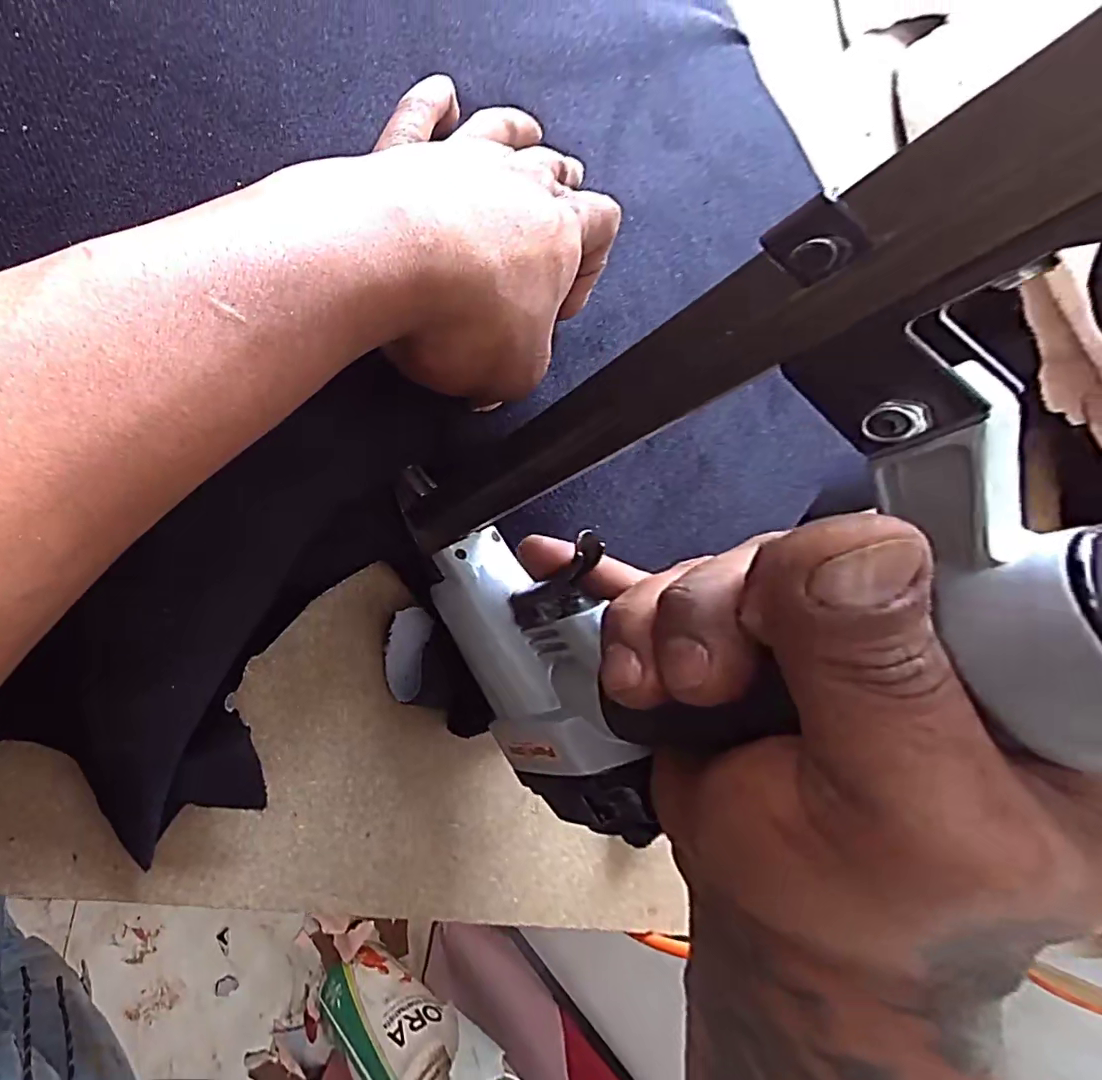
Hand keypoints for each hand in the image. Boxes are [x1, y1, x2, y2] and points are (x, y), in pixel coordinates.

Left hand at [306, 75, 620, 401]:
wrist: (386, 263)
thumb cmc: (451, 312)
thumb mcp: (506, 371)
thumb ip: (515, 375)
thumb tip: (498, 387)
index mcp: (556, 232)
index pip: (599, 231)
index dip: (588, 264)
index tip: (561, 300)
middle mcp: (512, 184)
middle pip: (555, 173)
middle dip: (558, 196)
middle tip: (545, 223)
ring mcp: (454, 164)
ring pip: (505, 133)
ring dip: (517, 138)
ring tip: (522, 145)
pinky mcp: (397, 158)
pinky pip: (422, 115)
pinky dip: (432, 105)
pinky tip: (439, 101)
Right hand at [519, 515, 1101, 1075]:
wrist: (780, 913)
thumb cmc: (865, 893)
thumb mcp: (904, 804)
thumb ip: (880, 680)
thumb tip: (854, 545)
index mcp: (999, 662)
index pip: (924, 556)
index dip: (832, 576)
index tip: (777, 642)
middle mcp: (894, 629)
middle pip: (777, 554)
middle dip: (707, 613)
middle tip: (697, 688)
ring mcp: (790, 629)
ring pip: (698, 571)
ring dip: (645, 624)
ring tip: (645, 692)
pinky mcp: (713, 639)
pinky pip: (648, 585)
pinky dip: (598, 578)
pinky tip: (551, 561)